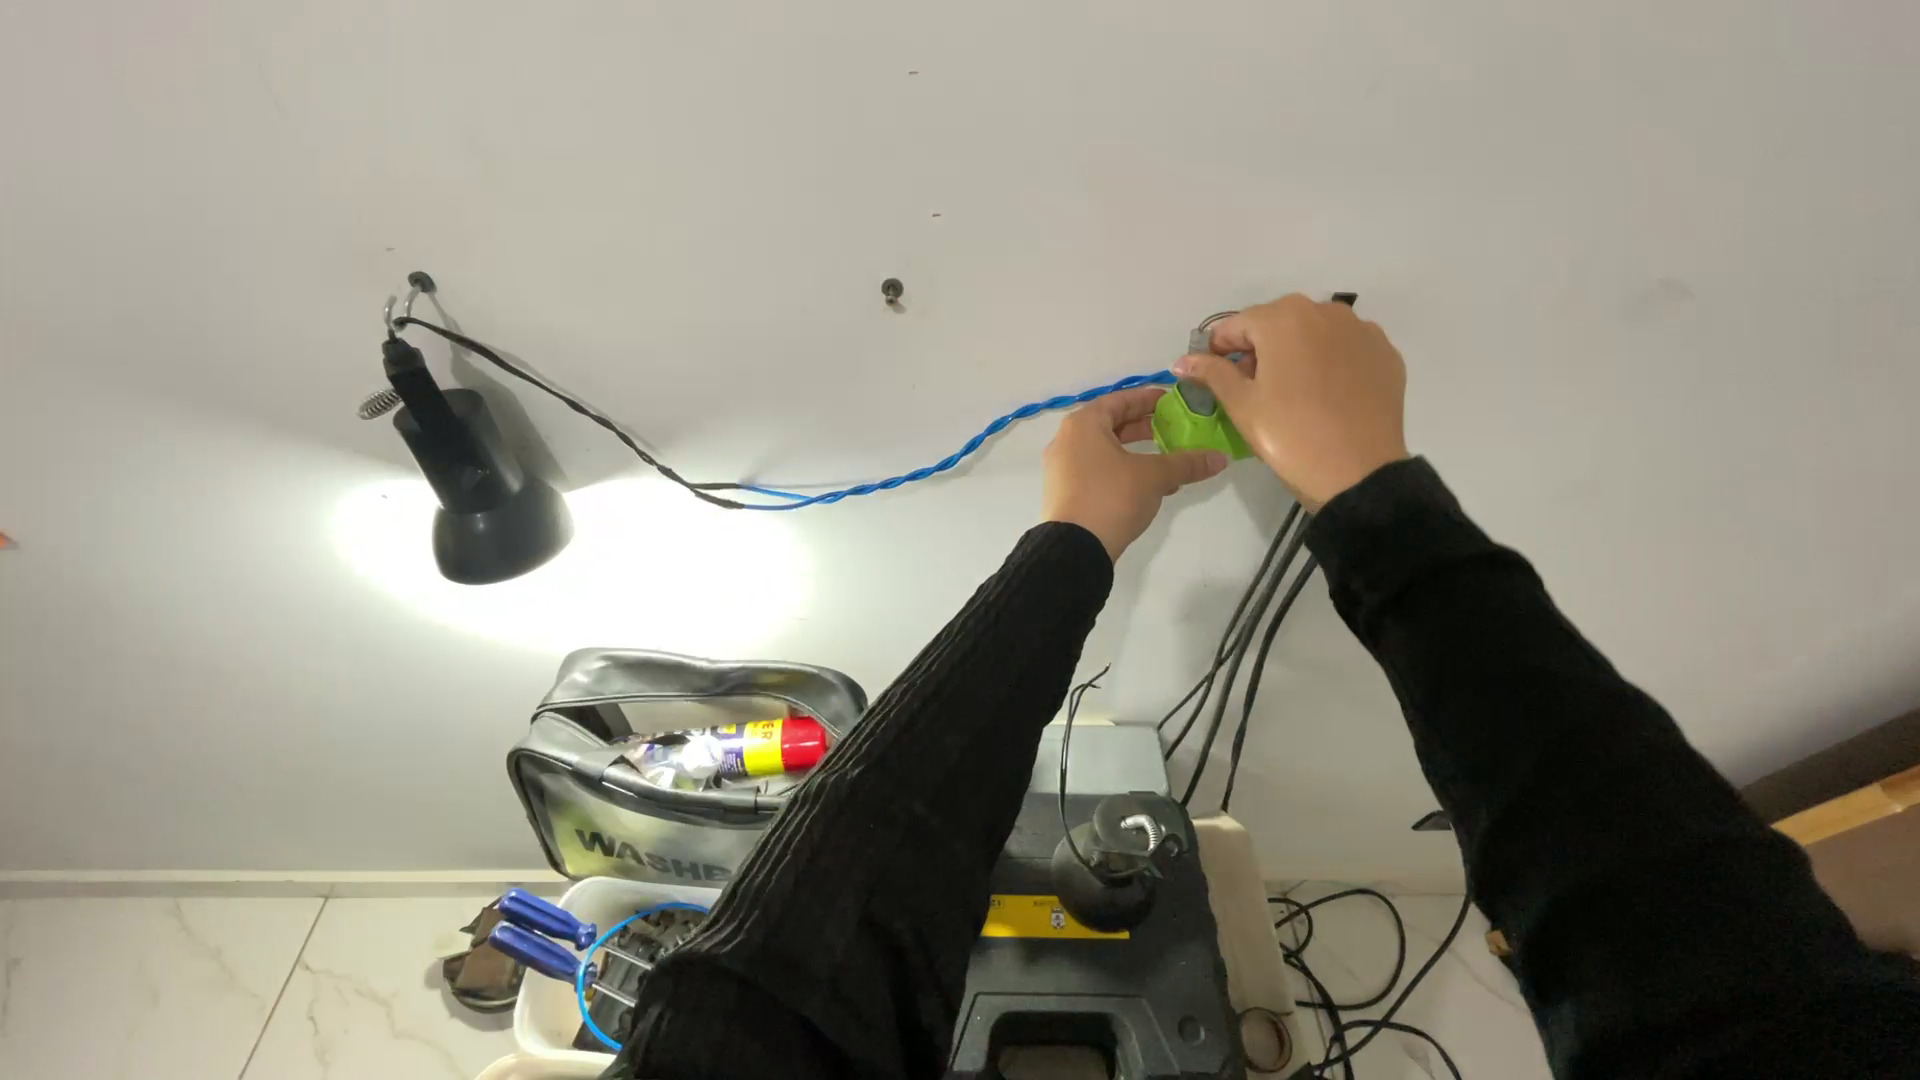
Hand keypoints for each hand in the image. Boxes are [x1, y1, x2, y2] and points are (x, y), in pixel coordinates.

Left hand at [1041, 387, 1228, 560]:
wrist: (1073, 548)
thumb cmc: (1112, 497)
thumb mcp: (1154, 476)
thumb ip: (1186, 463)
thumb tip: (1220, 459)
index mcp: (1083, 424)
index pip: (1119, 400)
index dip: (1147, 399)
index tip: (1171, 401)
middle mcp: (1067, 441)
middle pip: (1109, 425)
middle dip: (1143, 427)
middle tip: (1173, 429)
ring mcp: (1062, 469)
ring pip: (1104, 451)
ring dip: (1136, 454)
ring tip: (1168, 462)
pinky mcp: (1065, 493)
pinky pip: (1096, 471)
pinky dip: (1122, 472)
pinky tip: (1149, 488)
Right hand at [1173, 294, 1408, 510]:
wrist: (1357, 471)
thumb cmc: (1289, 434)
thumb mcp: (1241, 404)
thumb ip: (1212, 373)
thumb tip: (1182, 361)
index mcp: (1284, 318)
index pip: (1237, 325)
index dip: (1219, 350)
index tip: (1215, 376)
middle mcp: (1325, 311)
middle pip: (1277, 323)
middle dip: (1259, 348)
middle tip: (1253, 388)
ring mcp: (1361, 330)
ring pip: (1313, 333)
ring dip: (1295, 352)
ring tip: (1291, 392)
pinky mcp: (1385, 353)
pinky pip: (1345, 348)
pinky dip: (1329, 362)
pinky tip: (1324, 395)